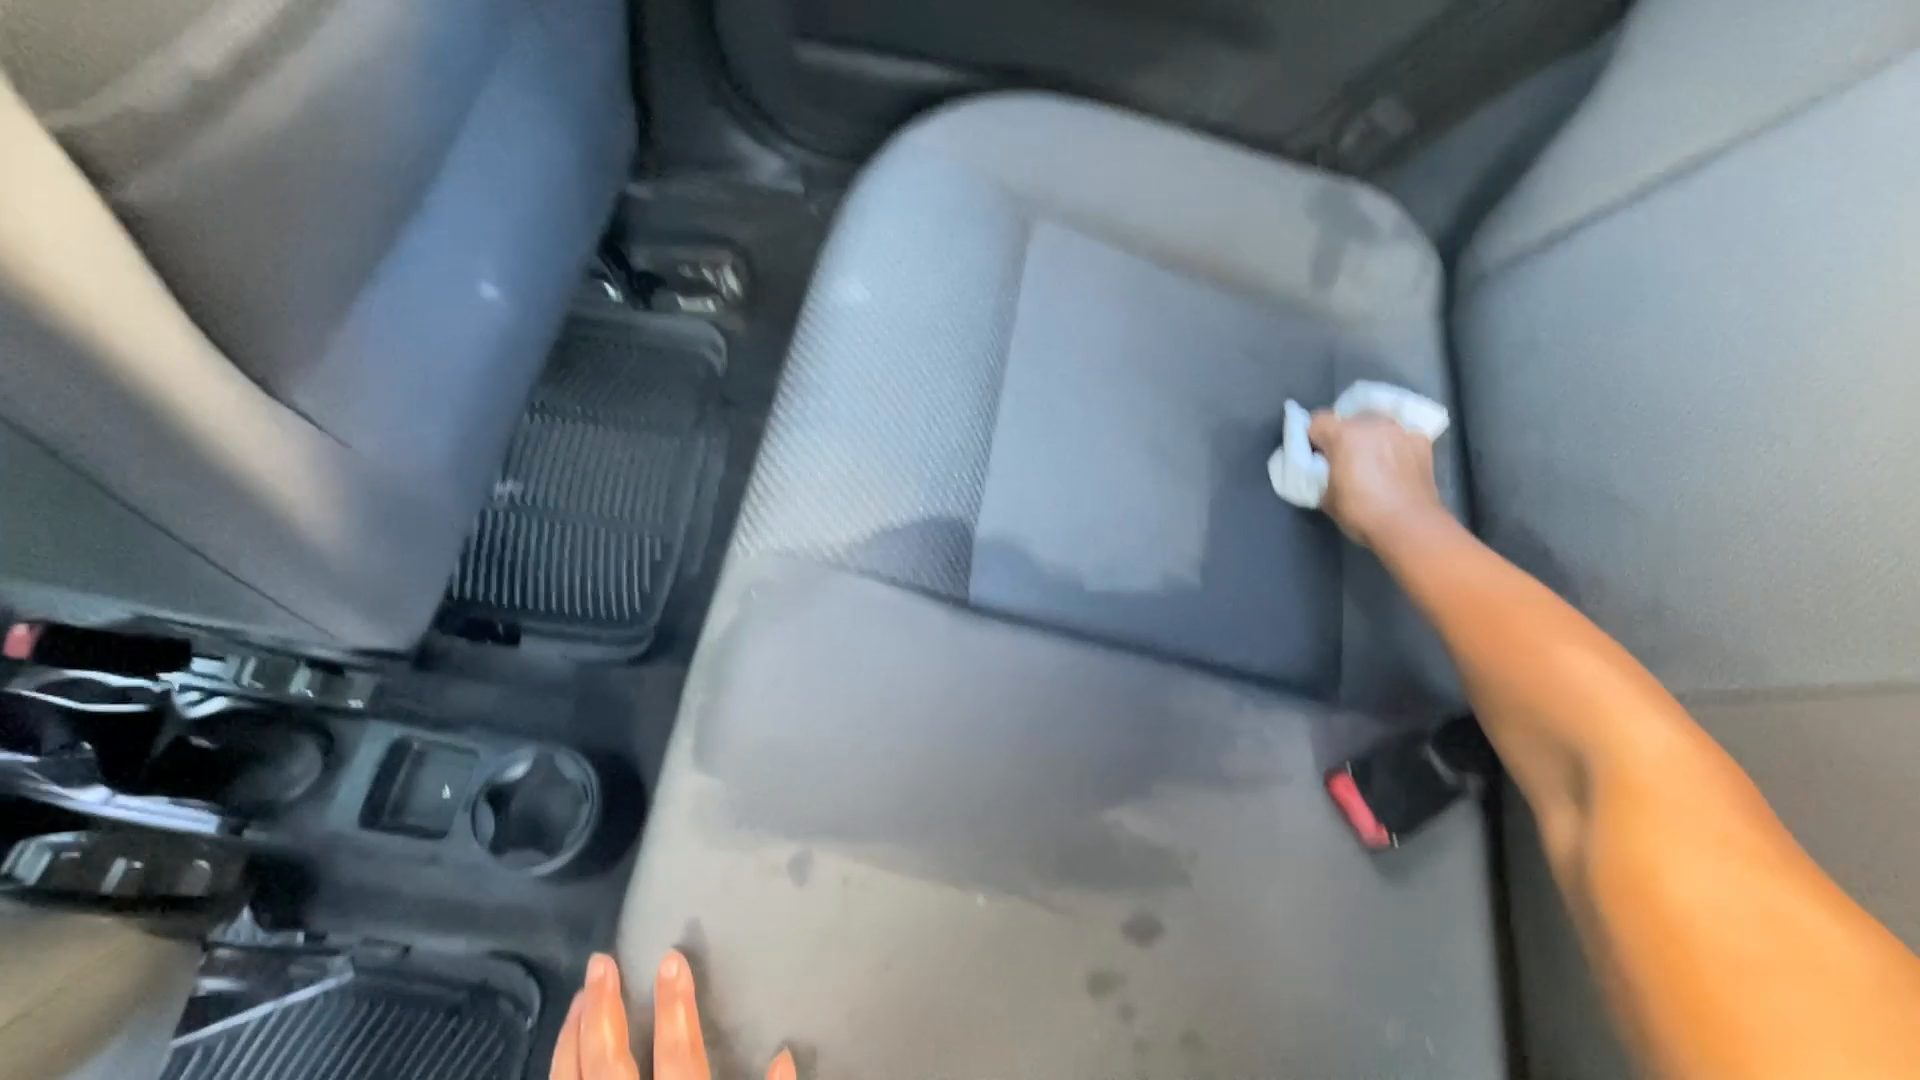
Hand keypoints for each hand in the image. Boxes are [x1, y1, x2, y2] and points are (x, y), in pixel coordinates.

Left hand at [551, 951, 795, 1079]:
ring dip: (572, 1035)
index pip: (677, 1053)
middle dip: (603, 1009)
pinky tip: (566, 1047)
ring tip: (581, 994)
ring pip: (571, 1079)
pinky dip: (559, 1065)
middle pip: (608, 1062)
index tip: (671, 960)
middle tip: (601, 963)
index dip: (675, 1005)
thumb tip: (785, 1055)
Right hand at [1307, 410, 1448, 549]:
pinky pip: (1400, 435)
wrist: (1409, 525)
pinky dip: (1395, 444)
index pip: (1317, 421)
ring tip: (1372, 461)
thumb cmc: (1361, 512)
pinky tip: (1396, 463)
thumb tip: (1324, 470)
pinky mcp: (1421, 441)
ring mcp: (1400, 430)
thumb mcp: (1325, 496)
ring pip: (1376, 425)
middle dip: (1343, 437)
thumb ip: (1320, 474)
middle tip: (1344, 462)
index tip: (1317, 457)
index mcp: (1344, 435)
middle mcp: (1373, 424)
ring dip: (1369, 438)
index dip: (1313, 439)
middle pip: (1348, 420)